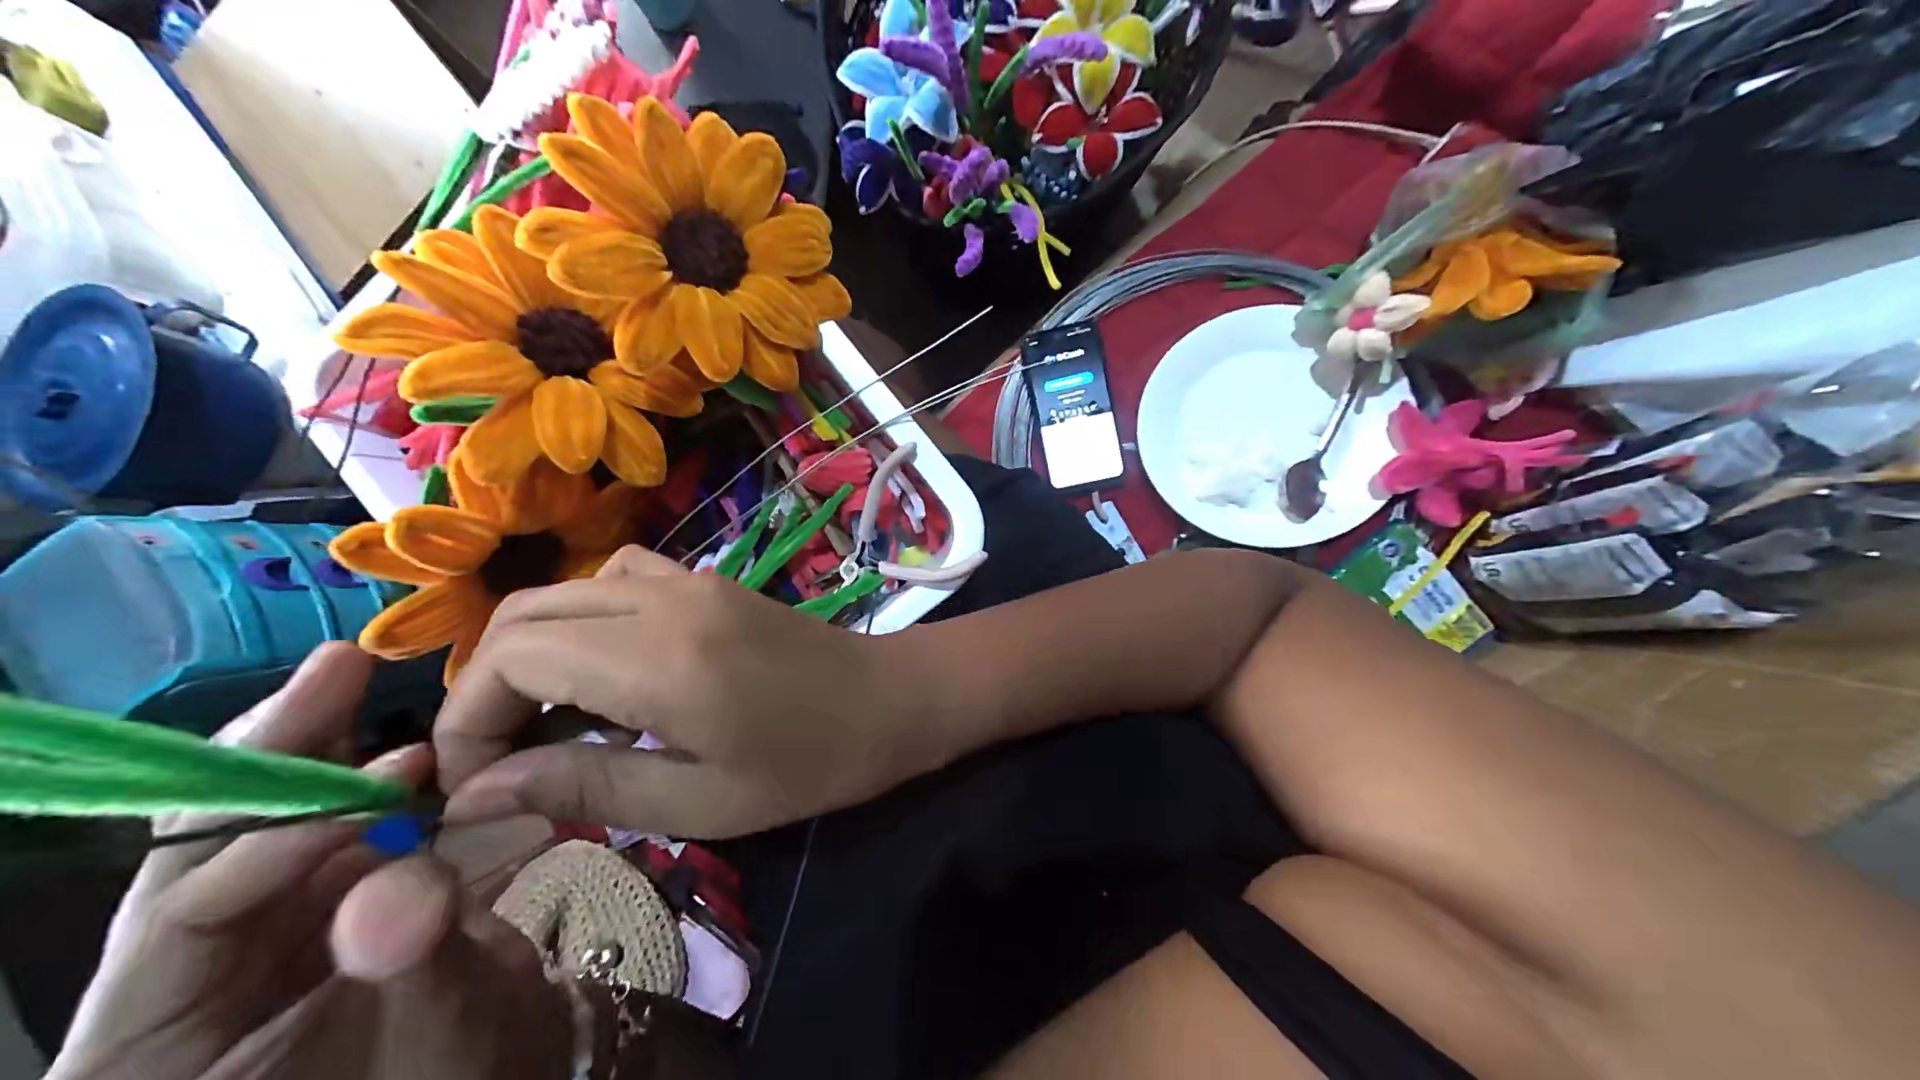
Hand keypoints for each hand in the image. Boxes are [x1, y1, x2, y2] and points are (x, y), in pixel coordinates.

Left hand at [49, 644, 570, 1079]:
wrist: (517, 1067)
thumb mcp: (439, 1037)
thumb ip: (413, 958)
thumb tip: (407, 877)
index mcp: (153, 1053)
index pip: (186, 918)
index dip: (283, 837)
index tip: (393, 774)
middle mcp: (184, 987)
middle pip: (202, 852)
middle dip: (273, 754)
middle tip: (340, 667)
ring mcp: (256, 939)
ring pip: (265, 827)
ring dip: (319, 751)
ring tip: (355, 677)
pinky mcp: (319, 908)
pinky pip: (332, 831)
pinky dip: (369, 781)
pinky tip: (404, 739)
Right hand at [435, 546, 945, 836]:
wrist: (890, 701)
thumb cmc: (807, 765)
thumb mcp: (696, 802)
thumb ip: (584, 785)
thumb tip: (474, 792)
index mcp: (656, 657)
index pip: (510, 657)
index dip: (469, 719)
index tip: (477, 782)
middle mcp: (661, 598)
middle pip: (523, 615)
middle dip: (489, 687)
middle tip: (507, 758)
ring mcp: (687, 578)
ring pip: (565, 591)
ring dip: (533, 649)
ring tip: (552, 720)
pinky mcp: (707, 578)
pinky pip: (617, 578)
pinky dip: (584, 619)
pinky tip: (609, 669)